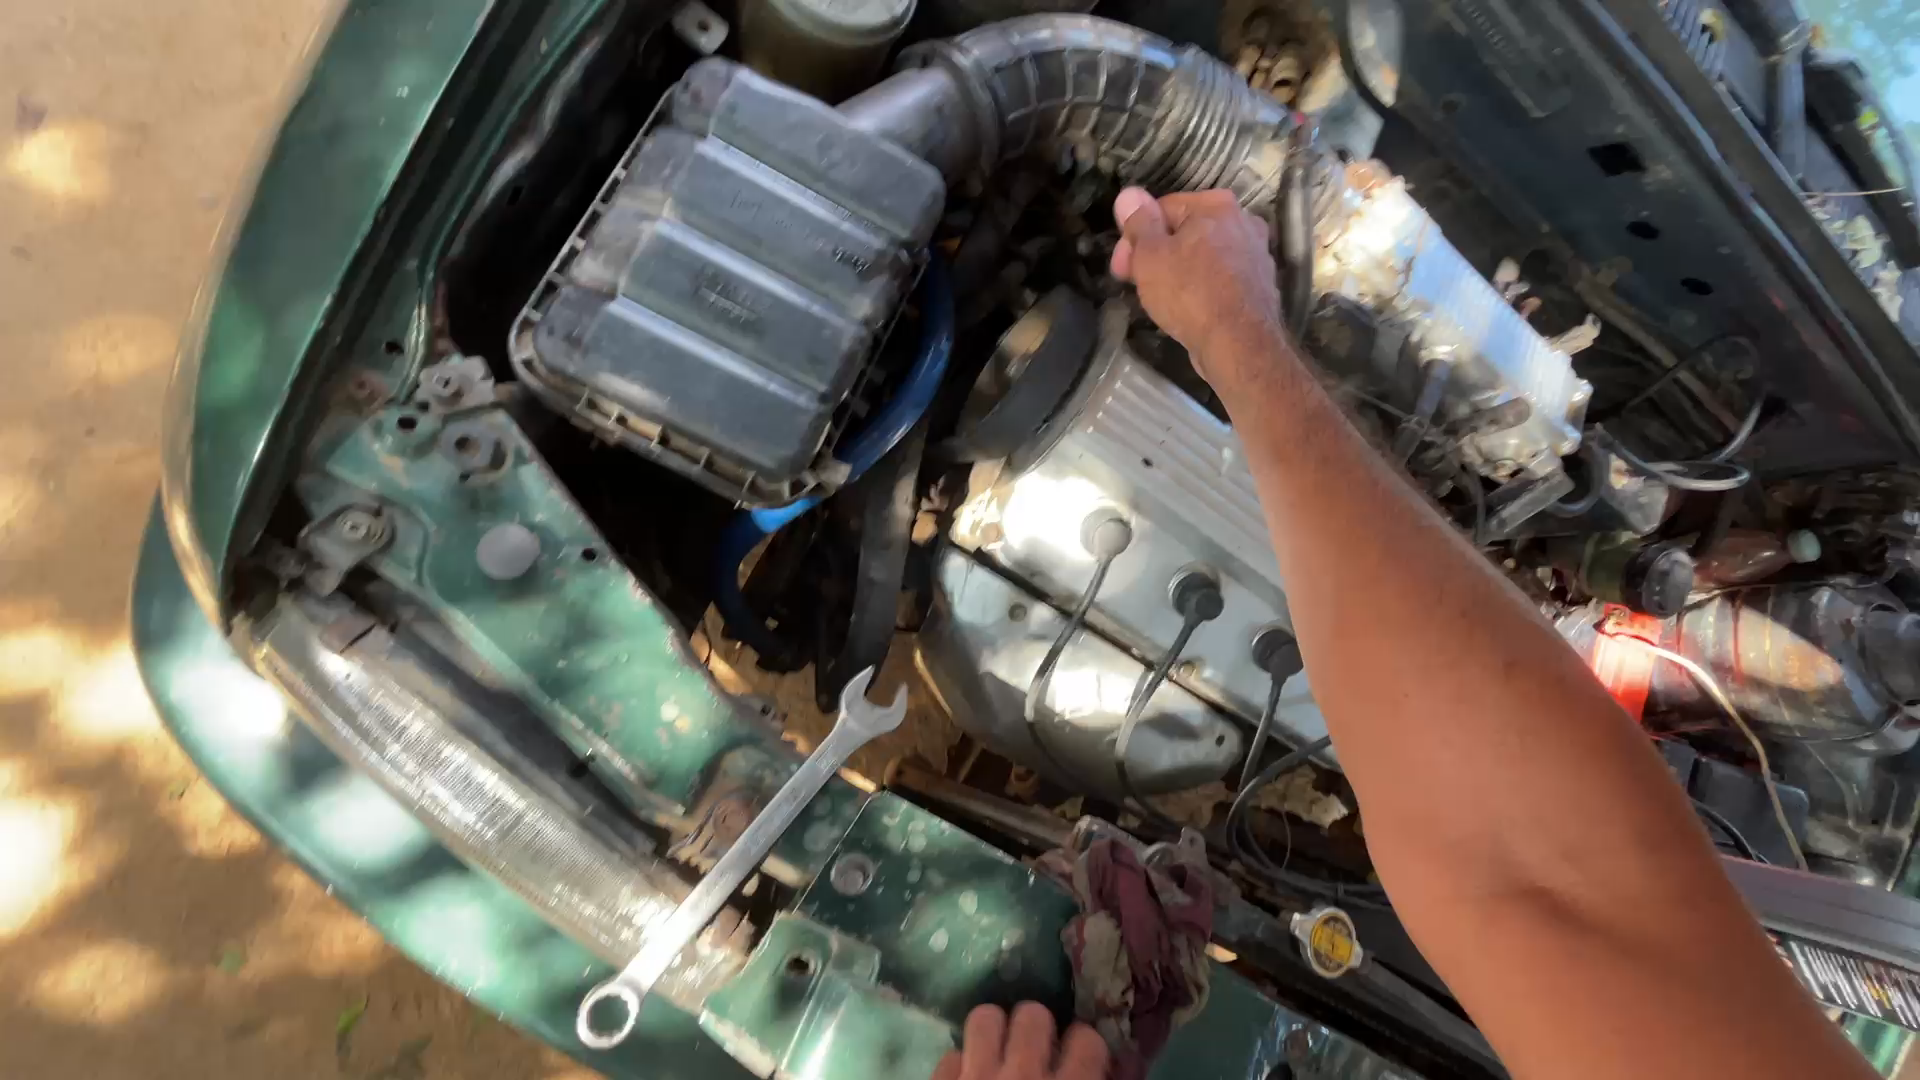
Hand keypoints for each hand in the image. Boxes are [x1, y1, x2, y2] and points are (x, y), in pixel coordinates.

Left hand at [931, 1003, 1108, 1079]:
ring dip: (993, 1033)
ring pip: (984, 1017)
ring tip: (997, 1049)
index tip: (1079, 1054)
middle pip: (1033, 1014)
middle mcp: (1025, 1076)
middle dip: (1035, 1028)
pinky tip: (965, 1077)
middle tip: (1036, 1048)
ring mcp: (977, 1078)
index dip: (1084, 1045)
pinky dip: (958, 1067)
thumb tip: (1094, 1067)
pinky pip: (948, 1057)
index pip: (1088, 1040)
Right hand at [1109, 187, 1285, 384]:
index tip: (1121, 267)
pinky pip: (1219, 280)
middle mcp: (1242, 220)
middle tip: (1136, 285)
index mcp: (1215, 204)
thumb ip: (1139, 223)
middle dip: (1156, 255)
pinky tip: (1188, 310)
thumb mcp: (1151, 256)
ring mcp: (1256, 253)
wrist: (1238, 343)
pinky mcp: (1259, 286)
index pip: (1162, 209)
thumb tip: (1128, 194)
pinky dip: (1201, 289)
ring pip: (1203, 257)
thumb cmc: (1189, 294)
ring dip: (1178, 272)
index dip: (1134, 238)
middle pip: (1185, 232)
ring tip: (1160, 299)